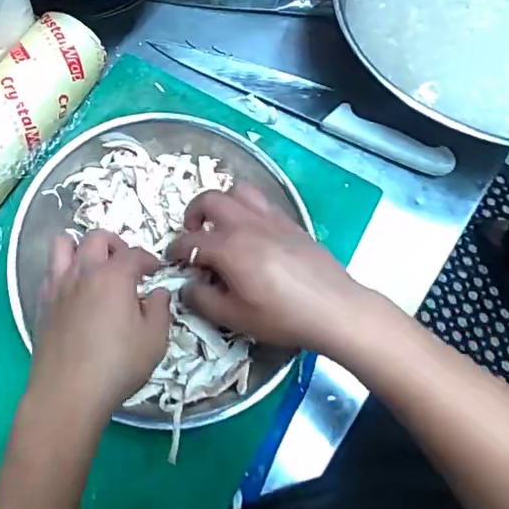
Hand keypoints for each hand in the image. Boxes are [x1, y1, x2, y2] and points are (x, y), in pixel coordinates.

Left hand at [25, 230, 171, 426]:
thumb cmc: (117, 366)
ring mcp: (58, 284)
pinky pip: (51, 270)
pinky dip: (64, 269)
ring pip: (64, 244)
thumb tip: (158, 293)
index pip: (134, 253)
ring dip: (81, 247)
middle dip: (115, 244)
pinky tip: (75, 290)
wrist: (67, 391)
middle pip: (96, 238)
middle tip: (126, 264)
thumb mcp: (154, 341)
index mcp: (113, 275)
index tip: (155, 270)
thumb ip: (160, 310)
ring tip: (94, 266)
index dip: (148, 259)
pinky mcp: (43, 301)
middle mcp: (83, 271)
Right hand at [168, 186, 371, 352]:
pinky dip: (247, 210)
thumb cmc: (283, 316)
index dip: (175, 250)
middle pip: (210, 200)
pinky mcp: (290, 223)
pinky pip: (262, 203)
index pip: (190, 241)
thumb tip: (188, 286)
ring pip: (238, 191)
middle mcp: (246, 225)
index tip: (172, 259)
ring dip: (223, 203)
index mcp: (228, 247)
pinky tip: (252, 233)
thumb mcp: (235, 317)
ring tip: (222, 223)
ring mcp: (270, 219)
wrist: (336, 310)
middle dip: (193, 213)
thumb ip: (203, 299)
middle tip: (193, 233)